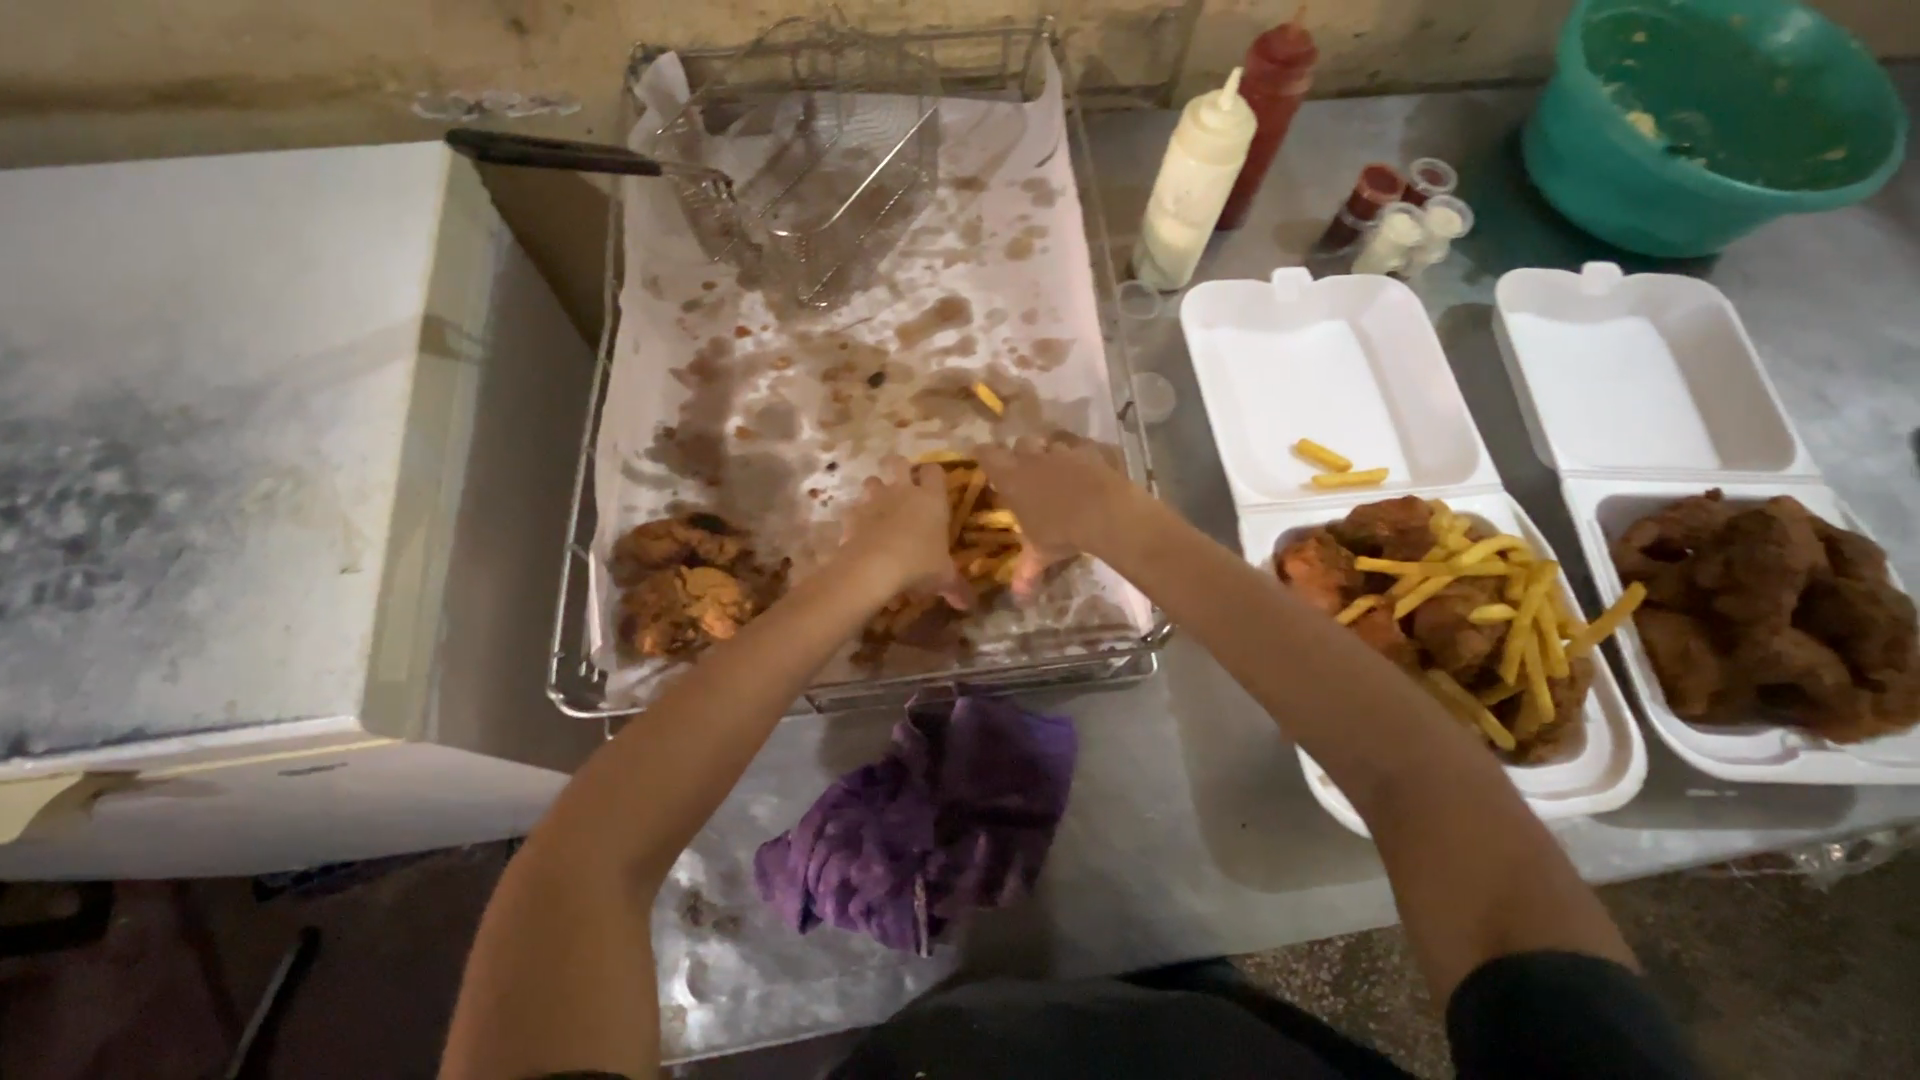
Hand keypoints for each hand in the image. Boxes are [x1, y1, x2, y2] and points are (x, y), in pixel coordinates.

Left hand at [839, 457, 972, 609]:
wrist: (874, 568)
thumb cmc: (919, 565)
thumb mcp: (943, 578)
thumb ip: (956, 588)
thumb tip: (969, 605)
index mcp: (931, 499)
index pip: (935, 470)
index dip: (934, 475)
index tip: (934, 486)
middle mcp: (903, 491)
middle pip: (898, 462)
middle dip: (899, 469)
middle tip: (903, 487)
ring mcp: (874, 500)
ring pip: (871, 480)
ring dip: (875, 490)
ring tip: (879, 508)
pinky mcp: (852, 515)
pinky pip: (853, 510)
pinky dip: (855, 518)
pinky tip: (859, 532)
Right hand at [975, 435, 1153, 600]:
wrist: (1104, 512)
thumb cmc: (1061, 532)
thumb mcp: (1040, 554)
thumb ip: (1026, 572)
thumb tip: (1019, 599)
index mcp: (1012, 478)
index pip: (987, 455)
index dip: (983, 454)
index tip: (982, 457)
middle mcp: (1034, 458)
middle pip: (1020, 443)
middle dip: (1021, 453)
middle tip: (1025, 469)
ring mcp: (1063, 451)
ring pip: (1051, 442)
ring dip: (1051, 453)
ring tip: (1058, 470)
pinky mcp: (1090, 451)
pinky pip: (1082, 448)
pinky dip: (1082, 456)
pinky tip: (1087, 469)